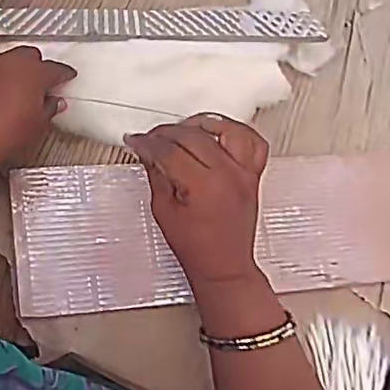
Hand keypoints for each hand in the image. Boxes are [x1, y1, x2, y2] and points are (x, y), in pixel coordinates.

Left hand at [0, 46, 74, 170]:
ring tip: (17, 93)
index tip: (66, 77)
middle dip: (37, 68)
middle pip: (31, 57)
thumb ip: (48, 109)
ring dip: (14, 72)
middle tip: (41, 86)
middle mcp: (11, 62)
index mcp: (34, 72)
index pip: (56, 69)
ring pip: (7, 61)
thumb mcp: (36, 126)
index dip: (63, 75)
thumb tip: (52, 103)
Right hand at [124, 115, 270, 296]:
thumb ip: (157, 175)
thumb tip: (148, 152)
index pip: (168, 151)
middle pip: (192, 136)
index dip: (147, 143)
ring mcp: (244, 174)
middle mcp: (228, 176)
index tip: (136, 141)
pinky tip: (218, 131)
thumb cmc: (197, 247)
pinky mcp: (253, 175)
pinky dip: (236, 131)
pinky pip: (253, 142)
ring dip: (201, 123)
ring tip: (183, 127)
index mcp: (203, 186)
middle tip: (150, 138)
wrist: (223, 266)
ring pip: (225, 130)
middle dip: (165, 133)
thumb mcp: (163, 210)